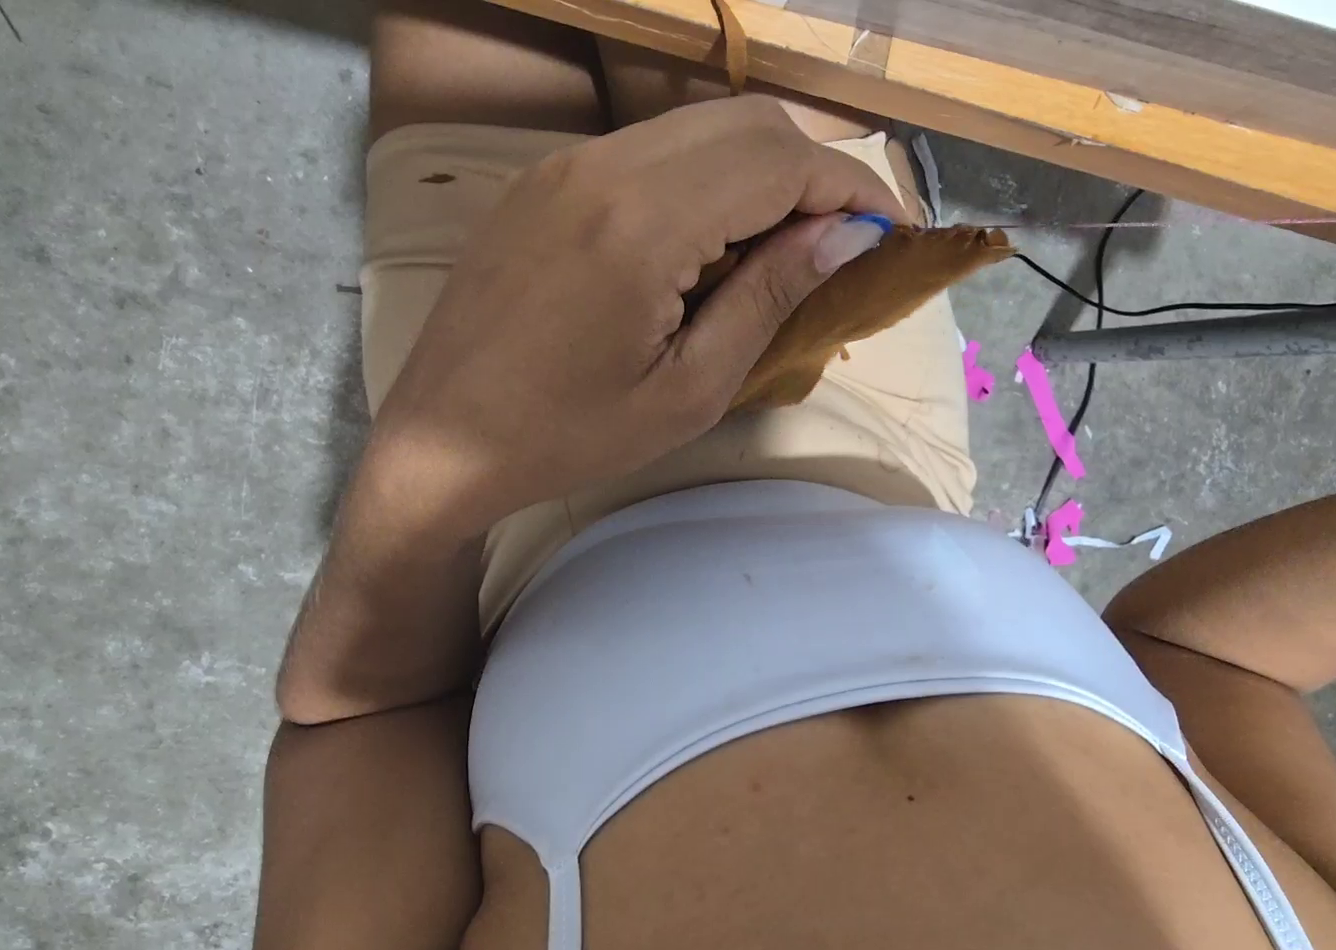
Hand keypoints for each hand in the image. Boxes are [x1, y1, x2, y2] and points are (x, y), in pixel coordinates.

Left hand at [365, 96, 905, 533]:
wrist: (443, 441)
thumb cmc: (569, 438)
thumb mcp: (687, 390)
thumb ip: (767, 297)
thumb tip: (845, 234)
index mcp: (644, 222)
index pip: (782, 161)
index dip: (853, 188)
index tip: (892, 232)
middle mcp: (604, 165)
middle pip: (748, 122)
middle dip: (816, 171)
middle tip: (844, 242)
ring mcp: (565, 164)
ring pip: (699, 128)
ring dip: (761, 172)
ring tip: (784, 248)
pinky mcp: (544, 180)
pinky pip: (650, 150)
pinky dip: (705, 178)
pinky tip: (709, 243)